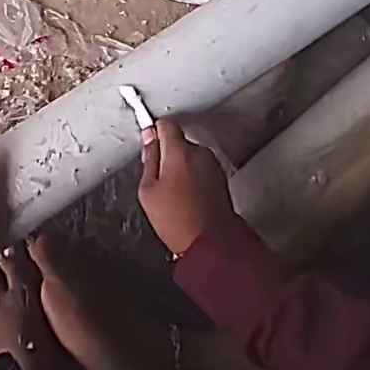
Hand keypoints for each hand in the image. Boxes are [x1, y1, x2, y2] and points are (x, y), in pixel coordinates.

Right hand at [138, 118, 234, 255]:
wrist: (211, 244)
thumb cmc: (179, 221)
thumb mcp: (148, 191)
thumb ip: (148, 160)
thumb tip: (148, 142)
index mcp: (179, 153)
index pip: (166, 125)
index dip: (154, 132)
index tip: (148, 141)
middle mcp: (200, 154)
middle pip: (179, 140)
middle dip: (167, 153)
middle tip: (158, 177)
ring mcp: (213, 165)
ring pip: (190, 154)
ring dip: (181, 165)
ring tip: (173, 191)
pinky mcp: (221, 177)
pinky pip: (201, 167)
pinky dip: (193, 175)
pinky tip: (186, 196)